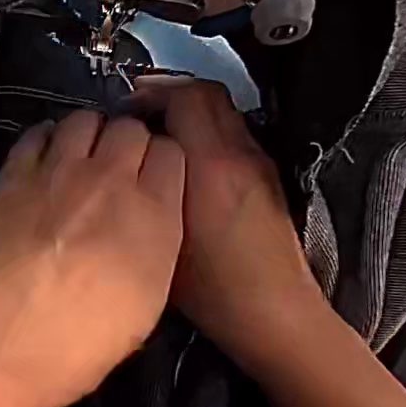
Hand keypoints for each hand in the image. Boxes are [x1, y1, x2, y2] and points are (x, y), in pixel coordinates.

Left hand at [0, 110, 184, 406]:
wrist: (6, 332)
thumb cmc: (86, 336)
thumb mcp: (149, 299)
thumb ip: (155, 242)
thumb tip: (145, 222)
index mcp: (154, 212)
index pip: (172, 152)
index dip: (163, 162)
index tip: (154, 178)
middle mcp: (111, 178)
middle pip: (130, 128)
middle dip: (129, 142)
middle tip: (118, 167)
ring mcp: (60, 169)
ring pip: (85, 119)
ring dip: (90, 133)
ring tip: (82, 156)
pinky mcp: (15, 172)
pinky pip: (37, 133)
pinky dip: (46, 138)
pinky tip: (44, 156)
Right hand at [126, 79, 334, 369]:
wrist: (277, 314)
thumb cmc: (214, 289)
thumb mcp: (164, 242)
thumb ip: (149, 192)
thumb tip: (135, 161)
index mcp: (211, 166)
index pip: (185, 98)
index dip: (152, 93)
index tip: (127, 110)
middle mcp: (239, 154)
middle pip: (208, 93)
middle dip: (171, 92)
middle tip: (141, 111)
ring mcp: (259, 163)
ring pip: (224, 111)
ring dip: (191, 110)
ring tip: (161, 133)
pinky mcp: (268, 176)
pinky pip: (234, 132)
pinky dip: (208, 130)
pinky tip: (189, 159)